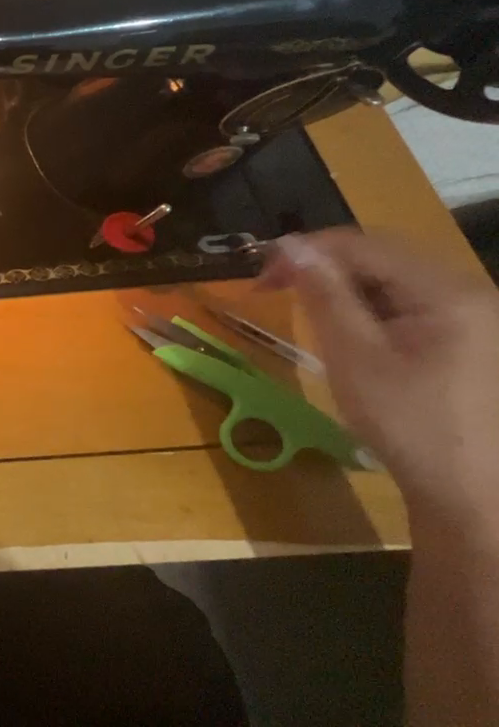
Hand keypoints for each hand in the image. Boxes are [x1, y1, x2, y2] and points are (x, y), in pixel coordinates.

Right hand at [263, 231, 498, 523]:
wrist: (472, 489)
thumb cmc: (407, 421)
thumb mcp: (353, 354)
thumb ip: (323, 293)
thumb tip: (288, 245)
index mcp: (448, 293)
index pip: (361, 243)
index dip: (302, 251)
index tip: (257, 278)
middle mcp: (472, 292)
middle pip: (381, 255)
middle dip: (321, 265)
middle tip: (273, 291)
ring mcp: (478, 315)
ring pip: (394, 277)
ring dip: (343, 286)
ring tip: (309, 314)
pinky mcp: (475, 335)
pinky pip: (412, 300)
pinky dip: (370, 305)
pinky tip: (351, 333)